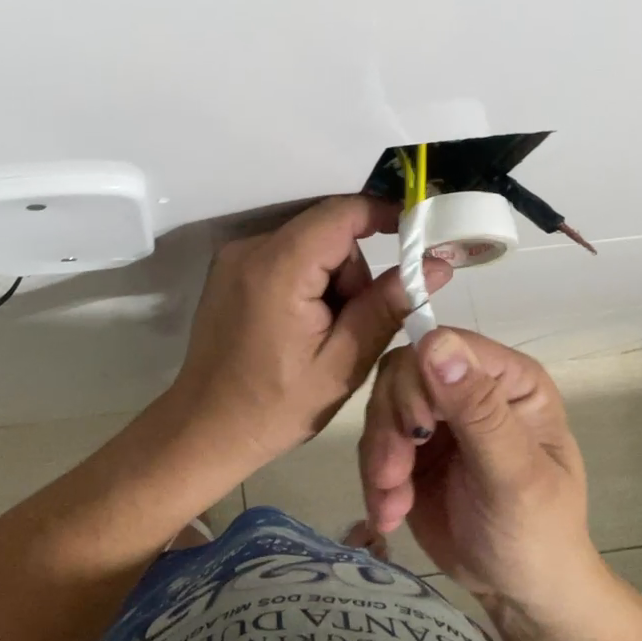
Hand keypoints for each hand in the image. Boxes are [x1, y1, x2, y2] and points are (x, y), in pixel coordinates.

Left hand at [163, 195, 451, 470]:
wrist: (206, 427)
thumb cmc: (275, 406)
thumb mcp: (343, 364)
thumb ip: (387, 306)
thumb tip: (436, 264)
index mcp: (277, 268)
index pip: (341, 213)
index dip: (383, 215)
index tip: (418, 239)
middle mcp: (250, 248)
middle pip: (325, 229)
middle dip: (352, 270)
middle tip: (351, 325)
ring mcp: (234, 256)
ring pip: (308, 242)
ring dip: (329, 277)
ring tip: (323, 333)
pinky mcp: (229, 269)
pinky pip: (284, 254)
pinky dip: (305, 279)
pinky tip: (301, 325)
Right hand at [359, 329, 599, 605]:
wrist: (517, 594)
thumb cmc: (535, 534)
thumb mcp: (513, 475)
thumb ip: (478, 410)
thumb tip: (435, 342)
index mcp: (509, 380)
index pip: (446, 346)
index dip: (418, 379)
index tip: (414, 430)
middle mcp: (470, 387)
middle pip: (402, 374)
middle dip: (391, 426)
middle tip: (393, 475)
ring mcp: (437, 418)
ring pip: (380, 408)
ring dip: (380, 459)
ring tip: (392, 506)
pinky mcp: (410, 449)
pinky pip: (373, 444)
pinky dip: (375, 481)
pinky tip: (390, 515)